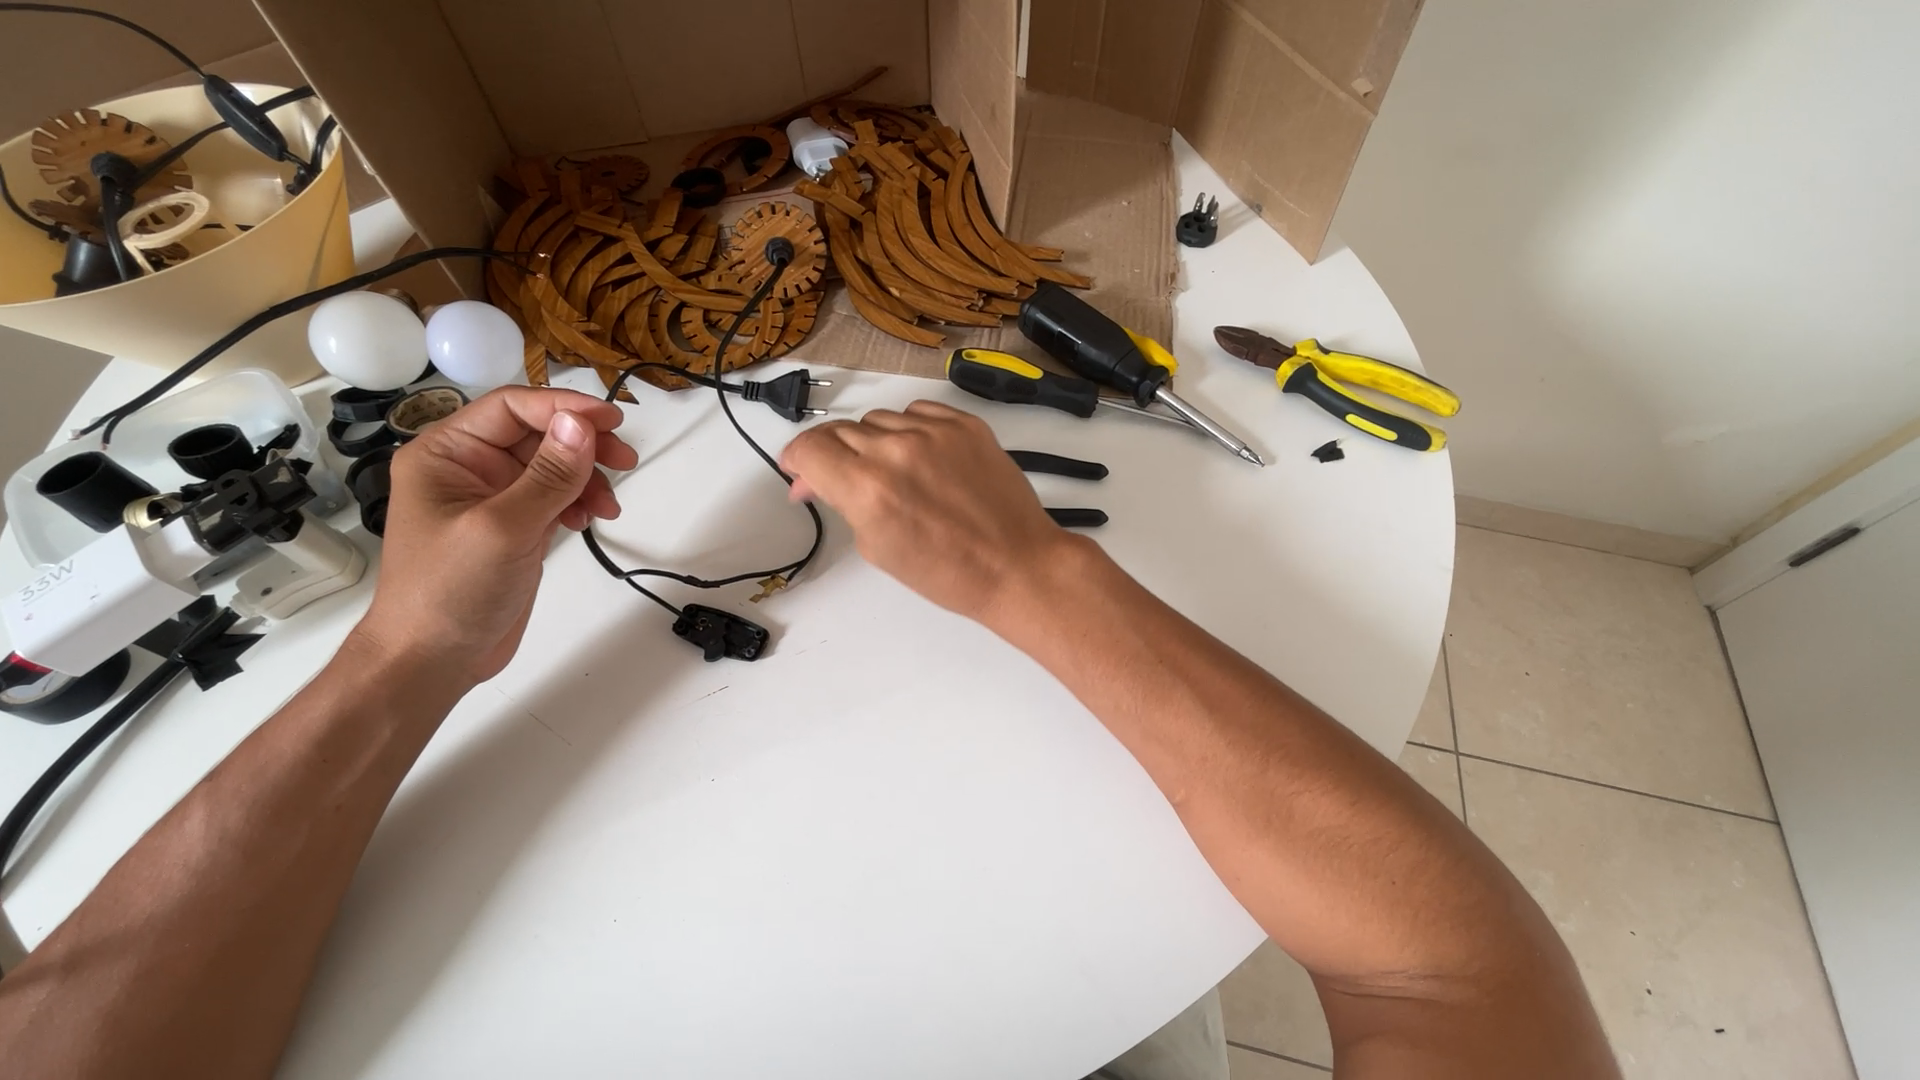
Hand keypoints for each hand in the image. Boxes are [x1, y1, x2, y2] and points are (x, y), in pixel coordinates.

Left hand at [355, 387, 638, 683]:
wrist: (433, 658)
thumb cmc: (450, 591)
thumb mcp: (504, 528)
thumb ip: (548, 475)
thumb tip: (582, 424)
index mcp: (446, 453)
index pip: (512, 408)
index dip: (563, 408)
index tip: (612, 420)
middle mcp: (468, 467)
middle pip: (538, 434)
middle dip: (583, 445)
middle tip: (625, 458)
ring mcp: (493, 497)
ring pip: (553, 465)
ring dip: (587, 477)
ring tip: (608, 506)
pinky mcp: (515, 525)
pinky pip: (555, 496)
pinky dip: (579, 501)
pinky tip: (590, 519)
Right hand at [779, 400, 1076, 622]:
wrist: (1015, 564)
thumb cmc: (949, 571)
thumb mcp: (877, 547)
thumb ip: (841, 503)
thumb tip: (813, 480)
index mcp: (867, 488)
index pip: (808, 449)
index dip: (796, 460)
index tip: (799, 470)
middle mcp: (896, 451)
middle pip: (839, 432)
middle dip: (832, 455)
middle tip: (842, 480)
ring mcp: (934, 432)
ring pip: (877, 420)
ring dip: (872, 443)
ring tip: (893, 475)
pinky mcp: (965, 424)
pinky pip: (917, 413)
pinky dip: (909, 431)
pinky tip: (920, 458)